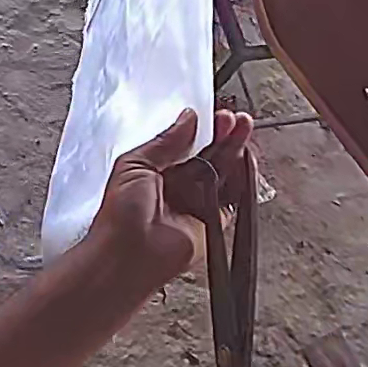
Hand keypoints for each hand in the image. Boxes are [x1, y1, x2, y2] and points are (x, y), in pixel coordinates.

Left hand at [86, 108, 253, 283]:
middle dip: (221, 134)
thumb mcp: (135, 164)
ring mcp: (195, 203)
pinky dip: (243, 178)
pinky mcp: (212, 221)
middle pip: (206, 154)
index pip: (182, 143)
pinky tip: (247, 159)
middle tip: (234, 118)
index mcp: (153, 171)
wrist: (128, 253)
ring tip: (243, 128)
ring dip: (234, 149)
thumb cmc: (120, 215)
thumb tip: (187, 118)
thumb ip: (164, 142)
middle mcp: (176, 185)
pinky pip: (234, 197)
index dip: (199, 128)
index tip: (212, 113)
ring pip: (222, 171)